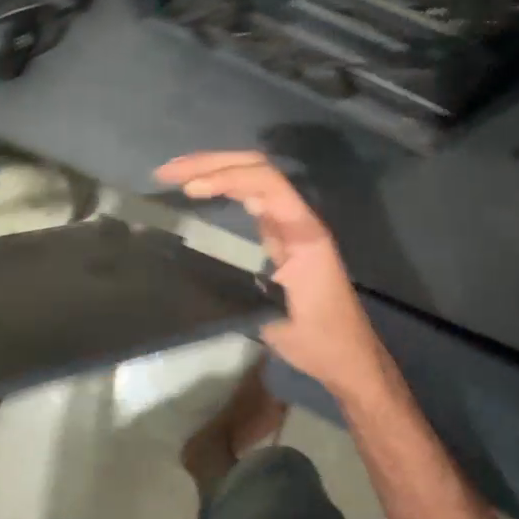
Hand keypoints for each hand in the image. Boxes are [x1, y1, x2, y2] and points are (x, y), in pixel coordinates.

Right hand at [157, 152, 389, 399]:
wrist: (349, 356)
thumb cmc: (316, 340)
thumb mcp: (274, 318)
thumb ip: (240, 288)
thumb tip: (192, 268)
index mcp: (301, 230)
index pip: (265, 182)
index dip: (226, 177)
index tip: (189, 189)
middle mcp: (297, 217)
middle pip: (256, 168)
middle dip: (212, 163)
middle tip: (169, 171)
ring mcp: (290, 222)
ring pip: (253, 177)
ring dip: (215, 169)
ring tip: (175, 174)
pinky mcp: (283, 233)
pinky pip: (253, 194)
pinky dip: (224, 185)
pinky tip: (199, 191)